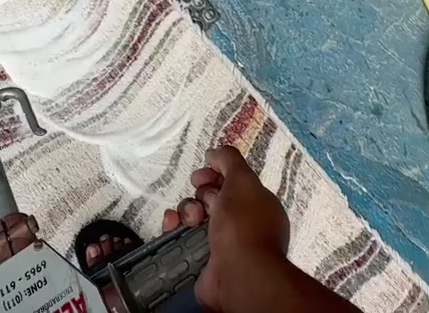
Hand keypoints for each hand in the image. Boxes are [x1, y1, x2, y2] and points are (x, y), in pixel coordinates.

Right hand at [161, 146, 290, 311]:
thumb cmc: (244, 225)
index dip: (215, 173)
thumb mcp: (242, 180)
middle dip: (200, 193)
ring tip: (191, 218)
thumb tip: (215, 153)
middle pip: (212, 197)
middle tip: (202, 201)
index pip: (232, 182)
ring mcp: (221, 243)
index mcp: (256, 205)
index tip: (203, 175)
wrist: (238, 275)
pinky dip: (174, 227)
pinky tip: (172, 224)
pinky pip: (183, 235)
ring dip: (186, 209)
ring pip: (194, 214)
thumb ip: (229, 160)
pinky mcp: (202, 258)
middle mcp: (241, 224)